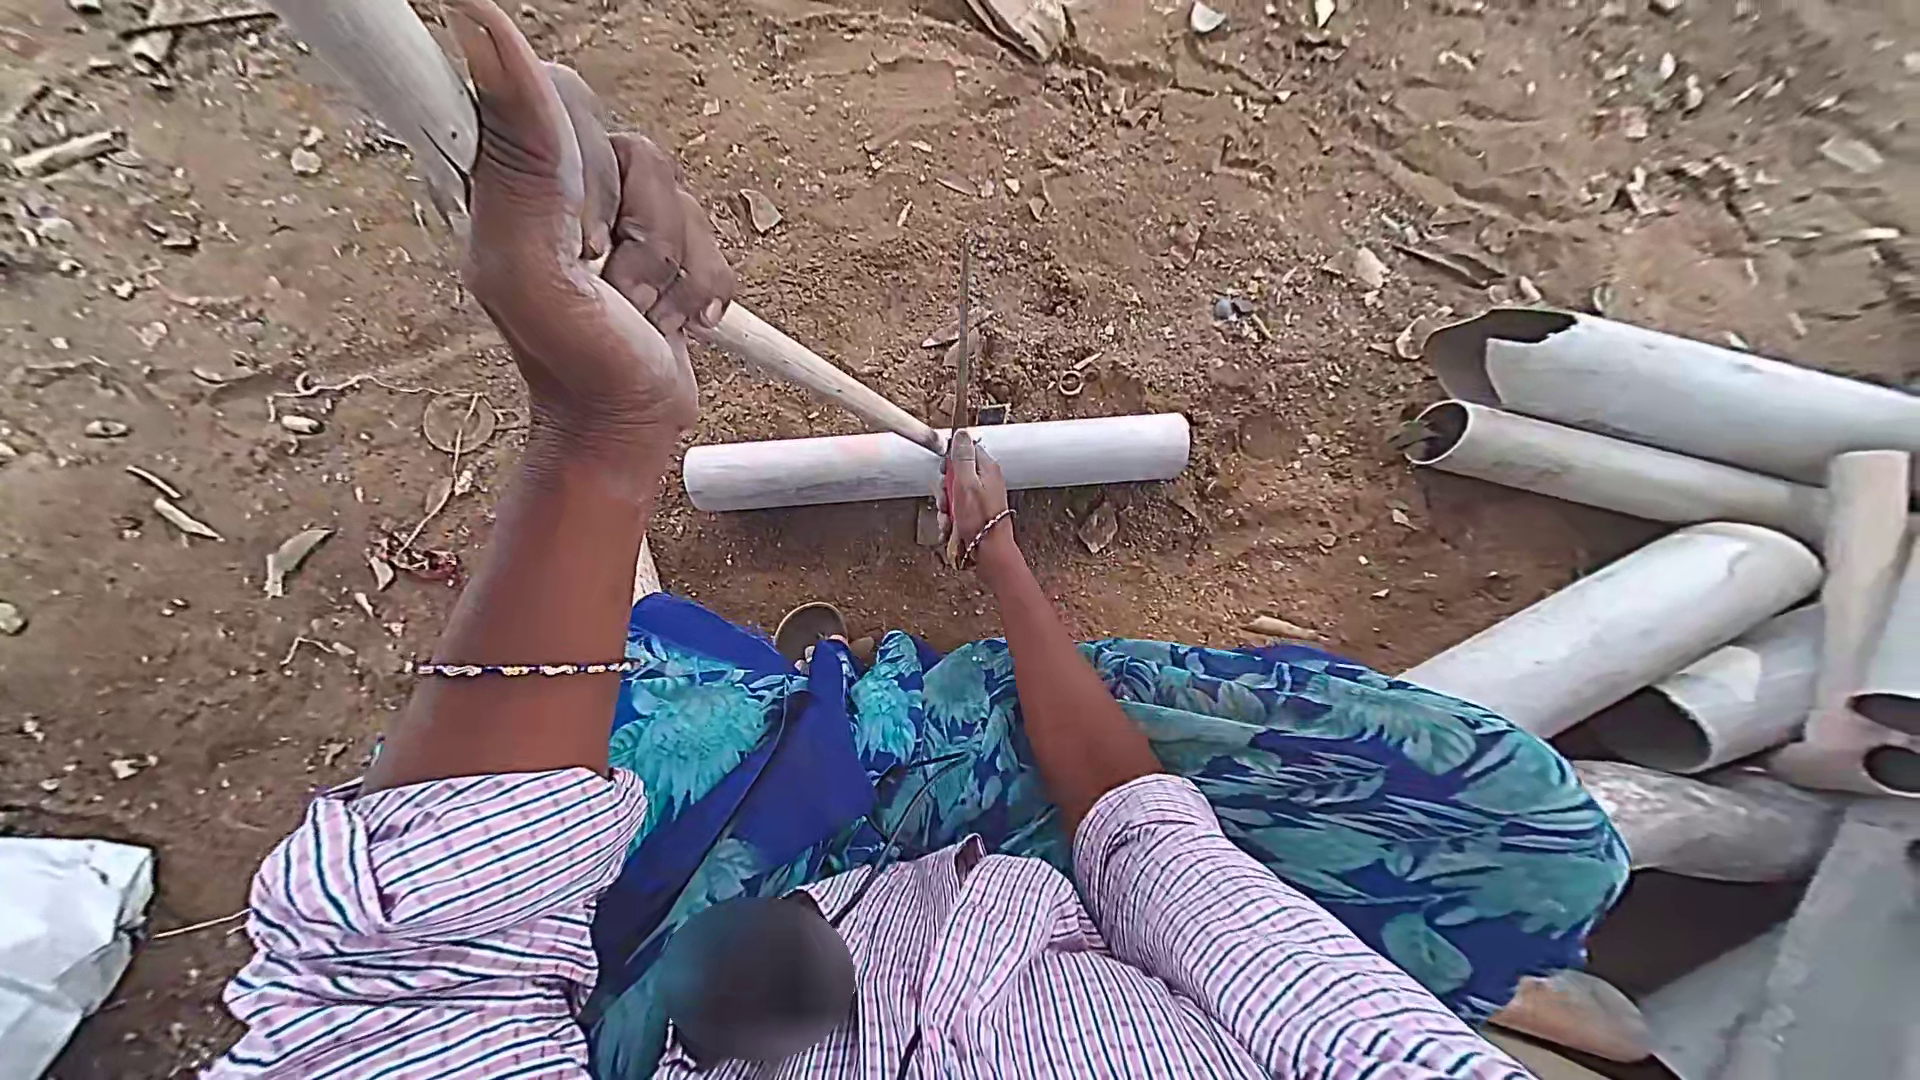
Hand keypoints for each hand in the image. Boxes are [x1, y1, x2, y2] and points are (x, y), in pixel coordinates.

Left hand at [448, 0, 732, 451]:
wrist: (629, 418)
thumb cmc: (577, 364)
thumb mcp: (536, 269)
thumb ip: (519, 160)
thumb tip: (482, 23)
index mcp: (509, 174)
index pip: (556, 96)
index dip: (584, 161)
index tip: (583, 233)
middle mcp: (566, 183)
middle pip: (638, 151)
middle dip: (643, 234)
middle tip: (611, 283)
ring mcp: (621, 216)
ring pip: (683, 198)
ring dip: (675, 270)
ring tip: (644, 310)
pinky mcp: (665, 246)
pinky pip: (713, 239)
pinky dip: (704, 287)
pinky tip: (678, 316)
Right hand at [940, 430, 1014, 567]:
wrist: (989, 552)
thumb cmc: (980, 520)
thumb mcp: (966, 483)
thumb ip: (962, 457)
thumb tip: (961, 433)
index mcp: (987, 469)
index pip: (965, 450)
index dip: (950, 460)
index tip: (945, 471)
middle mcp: (985, 482)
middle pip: (956, 474)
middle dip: (945, 489)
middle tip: (947, 499)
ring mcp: (980, 499)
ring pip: (952, 494)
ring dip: (946, 507)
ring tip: (950, 518)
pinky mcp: (975, 514)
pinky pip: (955, 511)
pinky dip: (950, 519)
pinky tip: (952, 527)